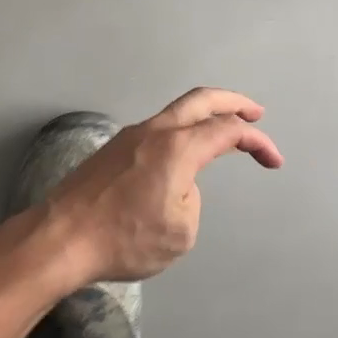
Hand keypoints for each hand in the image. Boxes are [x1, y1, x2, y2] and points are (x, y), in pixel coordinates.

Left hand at [41, 88, 283, 284]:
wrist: (63, 235)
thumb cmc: (125, 238)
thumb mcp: (180, 231)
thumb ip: (191, 199)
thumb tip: (179, 184)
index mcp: (177, 147)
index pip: (227, 130)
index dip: (256, 141)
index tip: (273, 160)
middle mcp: (155, 131)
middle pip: (201, 100)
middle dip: (232, 102)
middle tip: (255, 113)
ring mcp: (131, 135)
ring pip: (176, 111)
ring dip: (204, 115)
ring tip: (222, 130)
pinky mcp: (114, 148)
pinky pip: (158, 128)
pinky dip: (181, 130)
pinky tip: (182, 153)